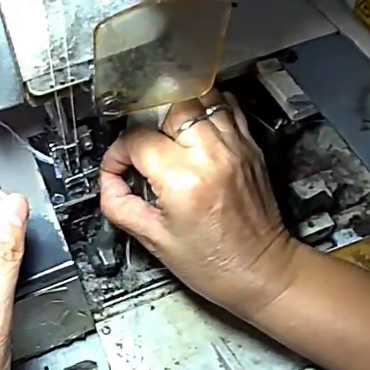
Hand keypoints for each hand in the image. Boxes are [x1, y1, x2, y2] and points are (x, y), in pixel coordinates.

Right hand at [98, 91, 304, 319]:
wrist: (261, 271)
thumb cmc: (213, 263)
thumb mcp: (153, 240)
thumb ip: (119, 205)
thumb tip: (109, 180)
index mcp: (183, 180)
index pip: (137, 139)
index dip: (119, 153)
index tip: (120, 169)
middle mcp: (211, 155)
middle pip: (169, 106)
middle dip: (148, 122)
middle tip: (145, 146)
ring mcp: (235, 147)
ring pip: (201, 98)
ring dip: (178, 110)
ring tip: (168, 133)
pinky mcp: (250, 147)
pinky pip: (228, 107)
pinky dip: (208, 109)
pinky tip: (196, 128)